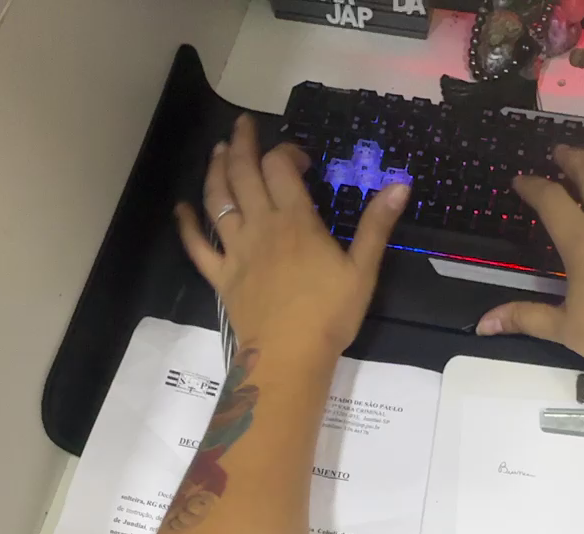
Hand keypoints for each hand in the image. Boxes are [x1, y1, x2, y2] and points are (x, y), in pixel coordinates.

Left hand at [177, 114, 408, 359]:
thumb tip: (400, 184)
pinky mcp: (221, 276)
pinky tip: (182, 209)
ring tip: (217, 151)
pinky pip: (198, 246)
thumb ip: (377, 226)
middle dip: (241, 143)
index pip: (281, 168)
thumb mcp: (363, 270)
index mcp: (295, 221)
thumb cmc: (329, 316)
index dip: (287, 152)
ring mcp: (236, 251)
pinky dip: (188, 225)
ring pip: (217, 200)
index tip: (300, 159)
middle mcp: (260, 226)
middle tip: (242, 126)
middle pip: (243, 173)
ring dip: (215, 170)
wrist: (290, 357)